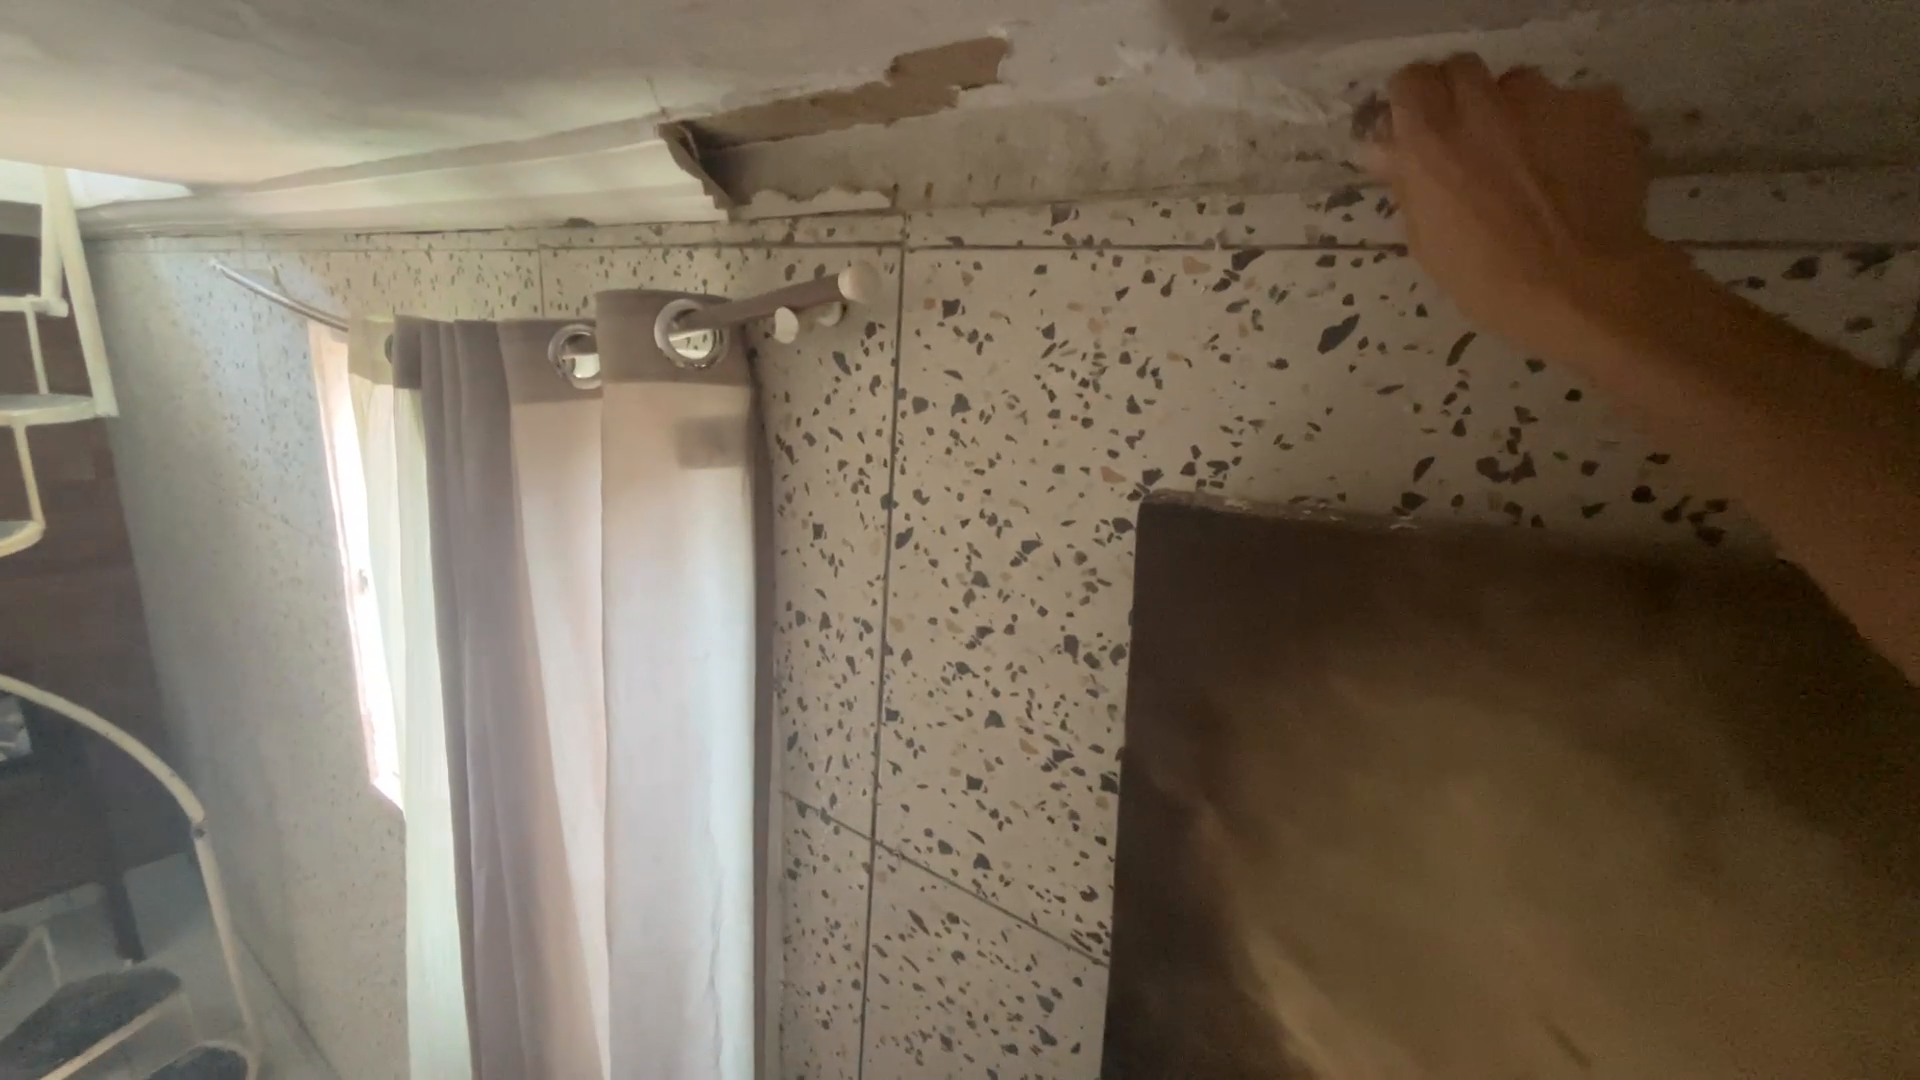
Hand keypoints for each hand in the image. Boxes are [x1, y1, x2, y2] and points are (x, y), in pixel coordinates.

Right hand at [1366, 55, 1666, 356]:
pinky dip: (1562, 127)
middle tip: (1463, 136)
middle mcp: (1484, 109)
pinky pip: (1570, 103)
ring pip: (1518, 86)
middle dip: (1456, 95)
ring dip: (1511, 111)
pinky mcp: (1598, 105)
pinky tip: (1567, 167)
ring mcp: (1547, 101)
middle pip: (1461, 69)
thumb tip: (1389, 152)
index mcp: (1431, 144)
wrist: (1576, 281)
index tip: (1414, 123)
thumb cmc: (1483, 275)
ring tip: (1522, 155)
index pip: (1410, 82)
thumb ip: (1409, 183)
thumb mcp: (1425, 237)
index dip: (1411, 99)